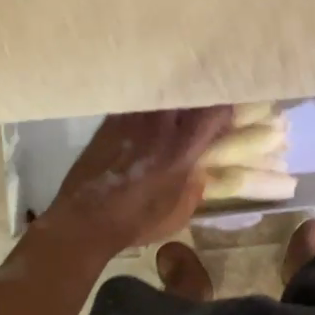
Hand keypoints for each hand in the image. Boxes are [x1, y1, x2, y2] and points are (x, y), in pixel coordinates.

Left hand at [35, 107, 234, 259]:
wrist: (85, 221)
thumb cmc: (136, 224)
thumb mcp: (178, 214)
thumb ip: (194, 187)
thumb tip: (200, 169)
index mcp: (182, 152)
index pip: (214, 112)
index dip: (226, 104)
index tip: (230, 105)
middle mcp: (161, 129)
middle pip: (188, 93)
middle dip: (199, 90)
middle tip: (205, 94)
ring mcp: (134, 120)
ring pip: (160, 91)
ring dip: (173, 91)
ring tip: (178, 94)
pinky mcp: (111, 120)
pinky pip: (135, 98)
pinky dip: (146, 98)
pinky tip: (148, 106)